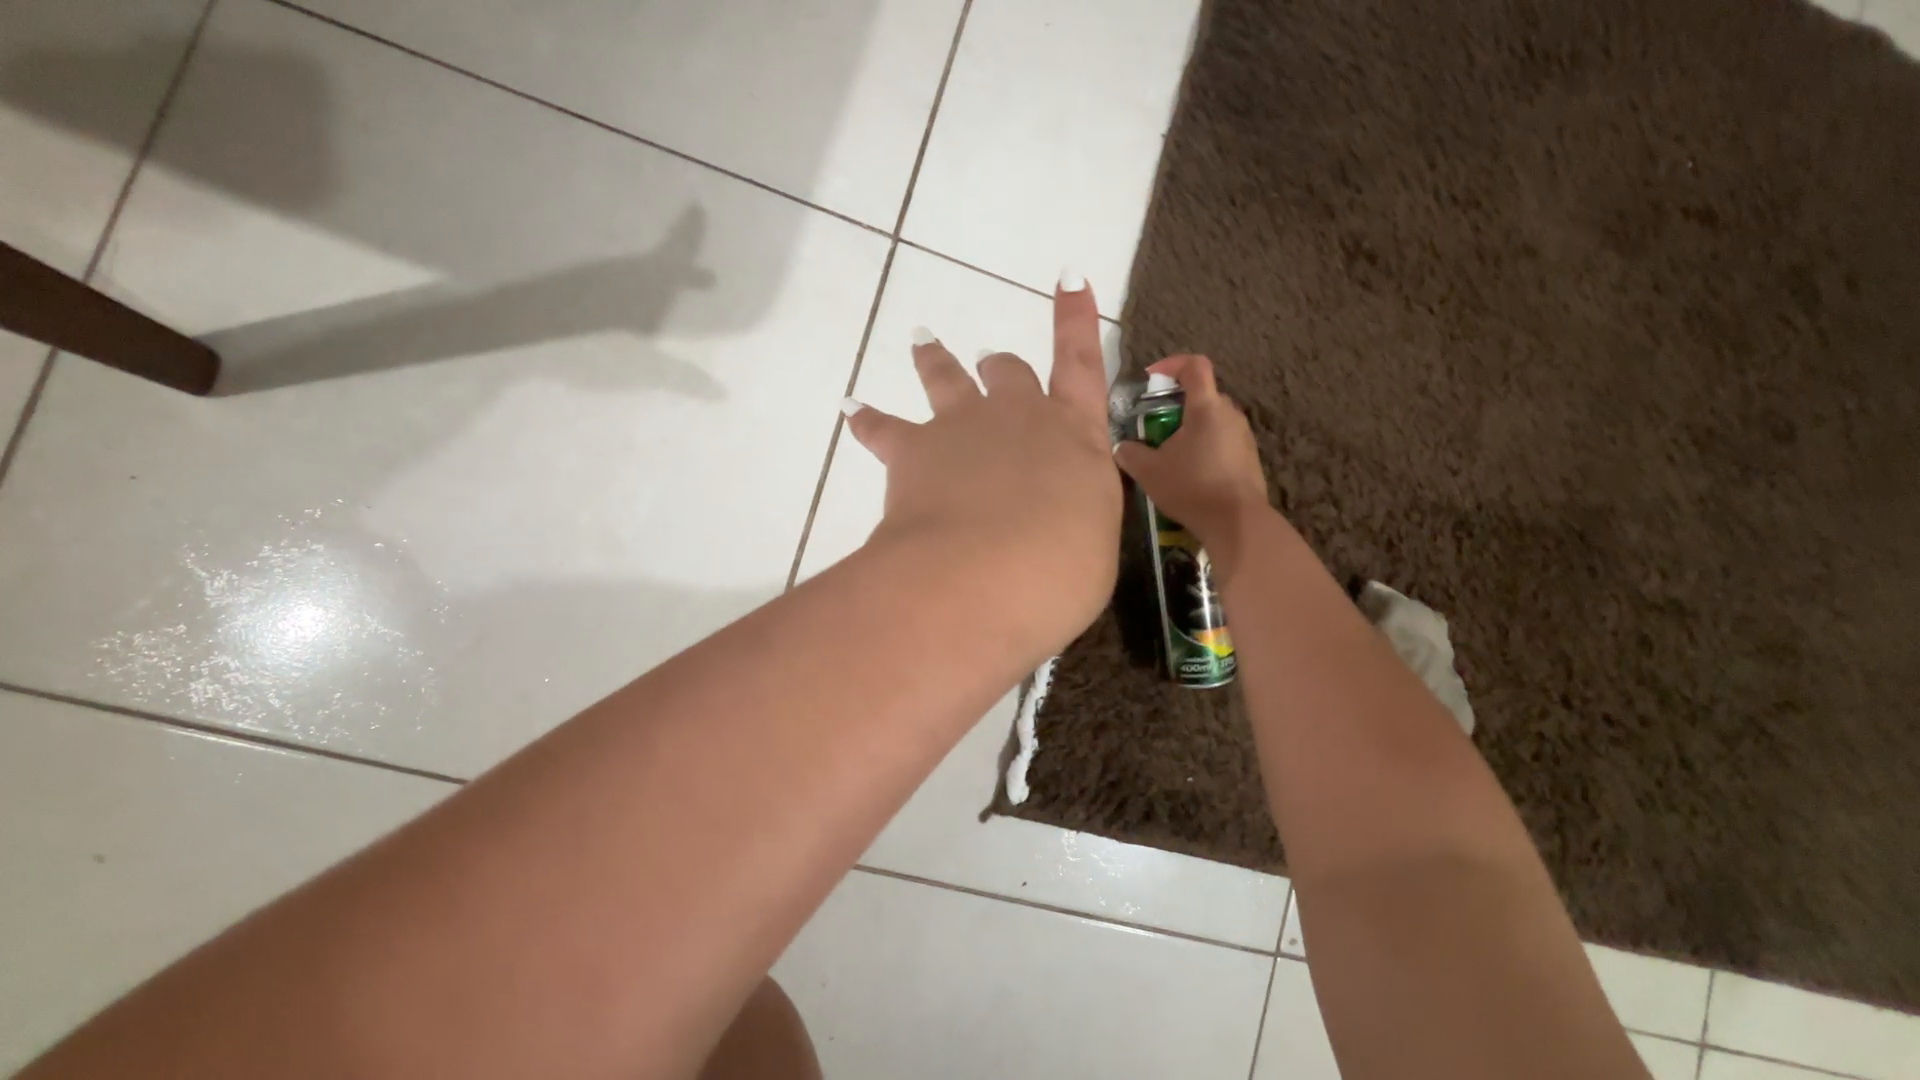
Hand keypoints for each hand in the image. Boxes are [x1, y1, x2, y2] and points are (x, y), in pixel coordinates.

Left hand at [841, 276, 1121, 655]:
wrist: (987, 573)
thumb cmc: (1061, 569)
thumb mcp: (1091, 540)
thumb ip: (1074, 515)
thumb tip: (1055, 520)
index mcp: (1075, 436)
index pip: (1083, 364)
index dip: (1076, 319)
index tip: (1069, 278)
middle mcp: (1019, 416)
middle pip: (1008, 371)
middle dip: (1001, 367)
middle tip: (991, 363)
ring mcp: (963, 426)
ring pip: (947, 377)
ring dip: (936, 359)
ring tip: (924, 342)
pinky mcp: (913, 448)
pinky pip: (882, 426)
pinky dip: (866, 419)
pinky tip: (851, 410)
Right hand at [1112, 354, 1270, 566]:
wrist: (1237, 522)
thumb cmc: (1191, 486)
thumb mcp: (1149, 471)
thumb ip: (1131, 454)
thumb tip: (1122, 448)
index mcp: (1206, 407)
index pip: (1195, 366)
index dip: (1172, 364)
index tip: (1152, 379)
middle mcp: (1230, 414)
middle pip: (1203, 395)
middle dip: (1177, 404)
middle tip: (1155, 425)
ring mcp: (1243, 437)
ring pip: (1213, 420)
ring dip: (1190, 429)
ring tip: (1170, 453)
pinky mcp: (1249, 459)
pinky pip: (1222, 442)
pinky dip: (1204, 447)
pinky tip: (1190, 473)